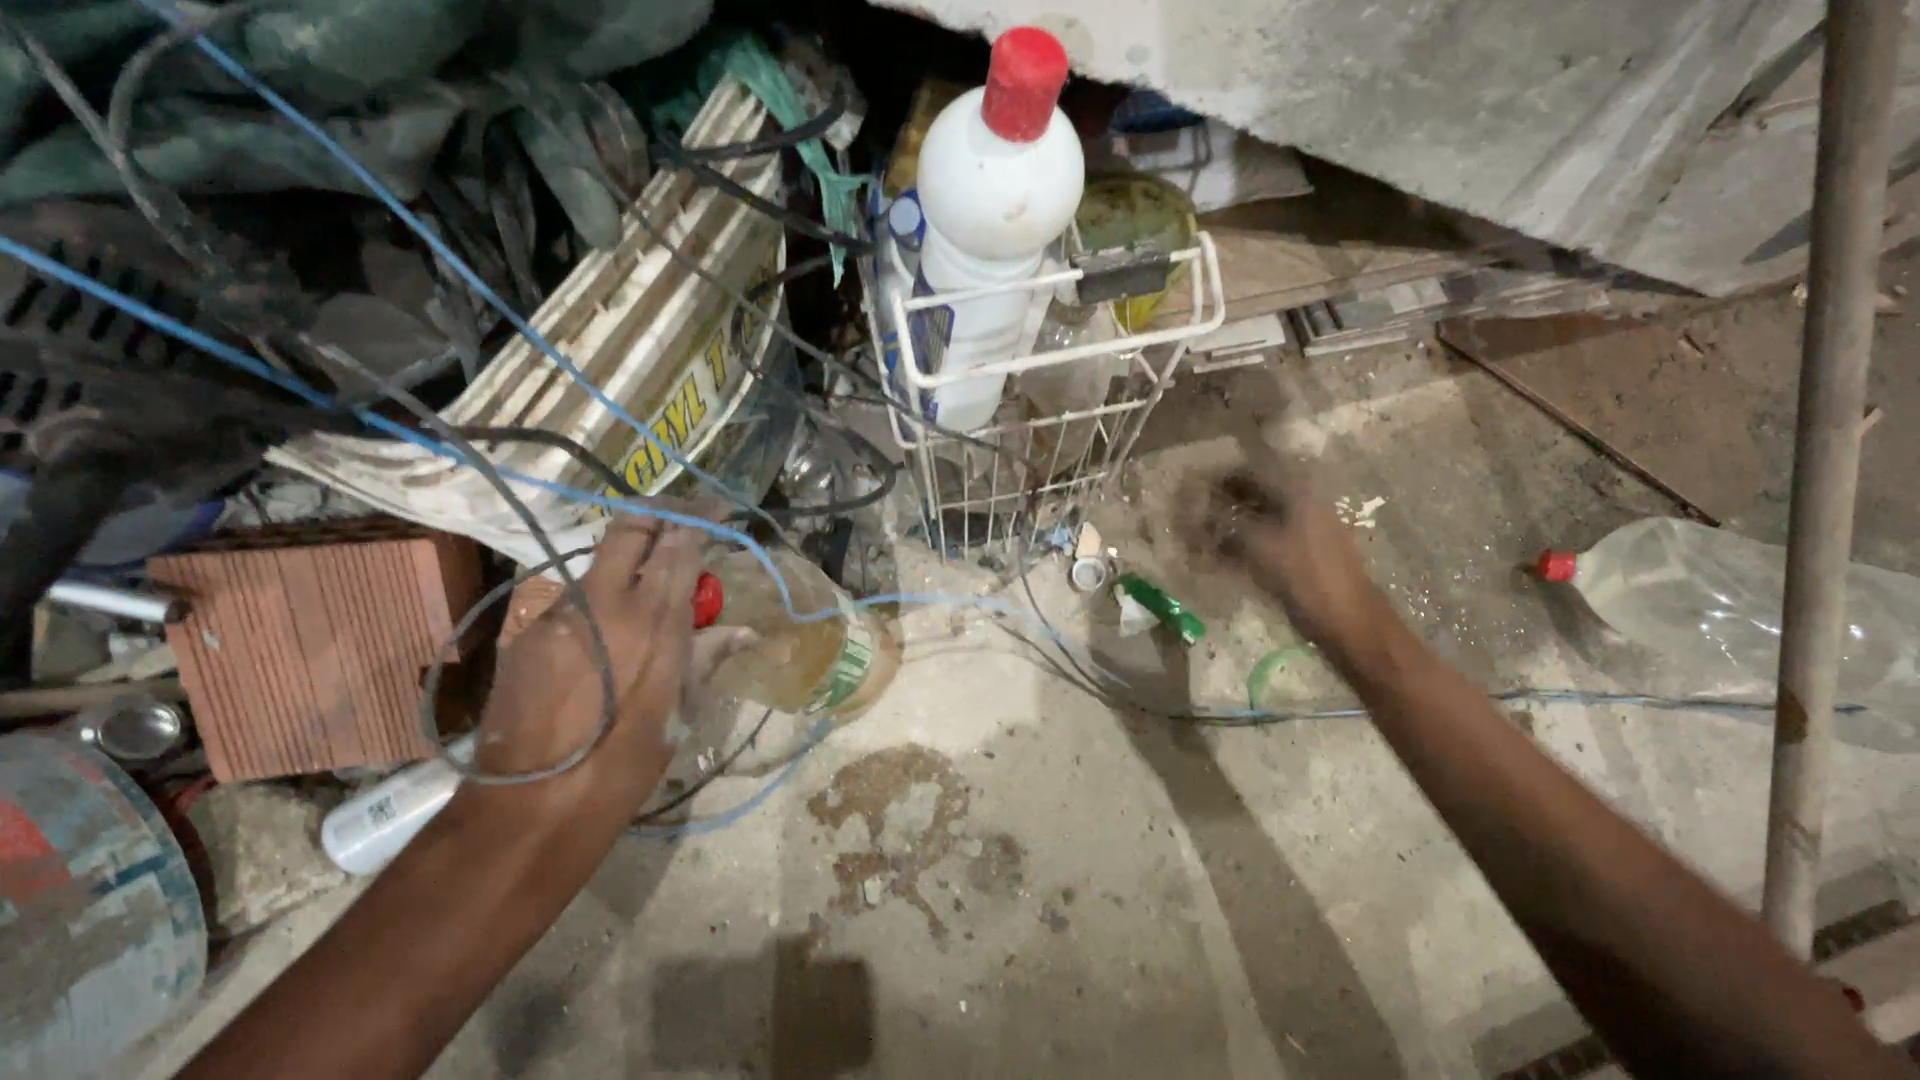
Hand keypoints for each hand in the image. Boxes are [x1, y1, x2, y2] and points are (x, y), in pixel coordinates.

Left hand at [471, 511, 718, 817]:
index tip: (715, 509)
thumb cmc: (623, 764)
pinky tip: (602, 640)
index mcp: (654, 619)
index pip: (679, 540)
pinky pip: (571, 601)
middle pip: (630, 526)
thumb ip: (707, 659)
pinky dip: (596, 603)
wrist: (531, 805)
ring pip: (597, 563)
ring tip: (643, 595)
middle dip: (658, 515)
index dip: (698, 516)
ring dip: (625, 564)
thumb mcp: (679, 714)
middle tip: (679, 526)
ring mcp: (559, 613)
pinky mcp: (527, 633)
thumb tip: (743, 631)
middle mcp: (604, 600)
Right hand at [1179, 457, 1387, 650]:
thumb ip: (1222, 523)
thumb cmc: (1306, 576)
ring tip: (1194, 542)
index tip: (1189, 489)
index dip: (1217, 478)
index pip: (1249, 470)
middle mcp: (1298, 505)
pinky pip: (1259, 544)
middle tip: (1187, 517)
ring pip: (1252, 521)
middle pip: (1250, 495)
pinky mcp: (1295, 557)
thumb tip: (1190, 511)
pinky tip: (1213, 561)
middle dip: (1217, 504)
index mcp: (1296, 492)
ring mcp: (1298, 532)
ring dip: (1224, 529)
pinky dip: (1236, 549)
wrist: (1347, 620)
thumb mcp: (1259, 546)